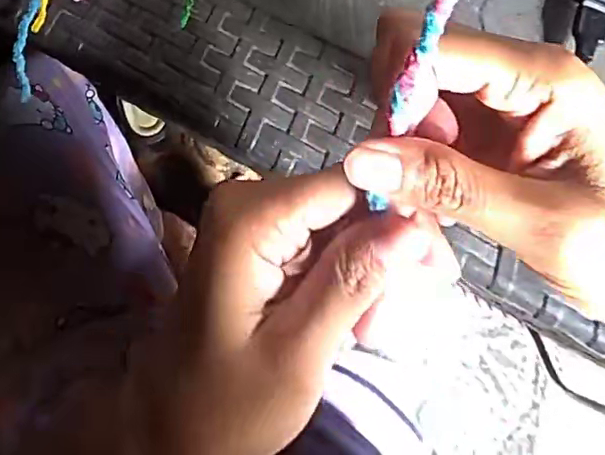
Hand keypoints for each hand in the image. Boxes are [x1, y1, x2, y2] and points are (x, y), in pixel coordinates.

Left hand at [122, 169, 438, 454]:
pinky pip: (322, 237)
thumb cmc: (226, 403)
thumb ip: (351, 282)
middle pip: (344, 198)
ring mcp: (253, 214)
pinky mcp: (261, 235)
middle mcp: (249, 198)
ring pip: (340, 220)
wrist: (170, 423)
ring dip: (367, 269)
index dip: (395, 213)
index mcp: (250, 214)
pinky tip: (351, 317)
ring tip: (369, 328)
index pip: (345, 182)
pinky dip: (344, 274)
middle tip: (396, 314)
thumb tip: (411, 226)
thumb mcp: (298, 353)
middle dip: (383, 250)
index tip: (434, 264)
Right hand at [342, 11, 604, 343]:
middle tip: (414, 174)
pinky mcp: (487, 124)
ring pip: (410, 87)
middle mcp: (513, 70)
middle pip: (411, 54)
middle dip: (396, 111)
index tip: (399, 150)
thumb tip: (360, 159)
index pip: (431, 42)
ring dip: (402, 137)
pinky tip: (435, 196)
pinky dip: (414, 153)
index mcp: (538, 74)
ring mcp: (498, 95)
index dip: (400, 89)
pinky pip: (424, 118)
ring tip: (427, 196)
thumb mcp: (543, 226)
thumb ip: (448, 185)